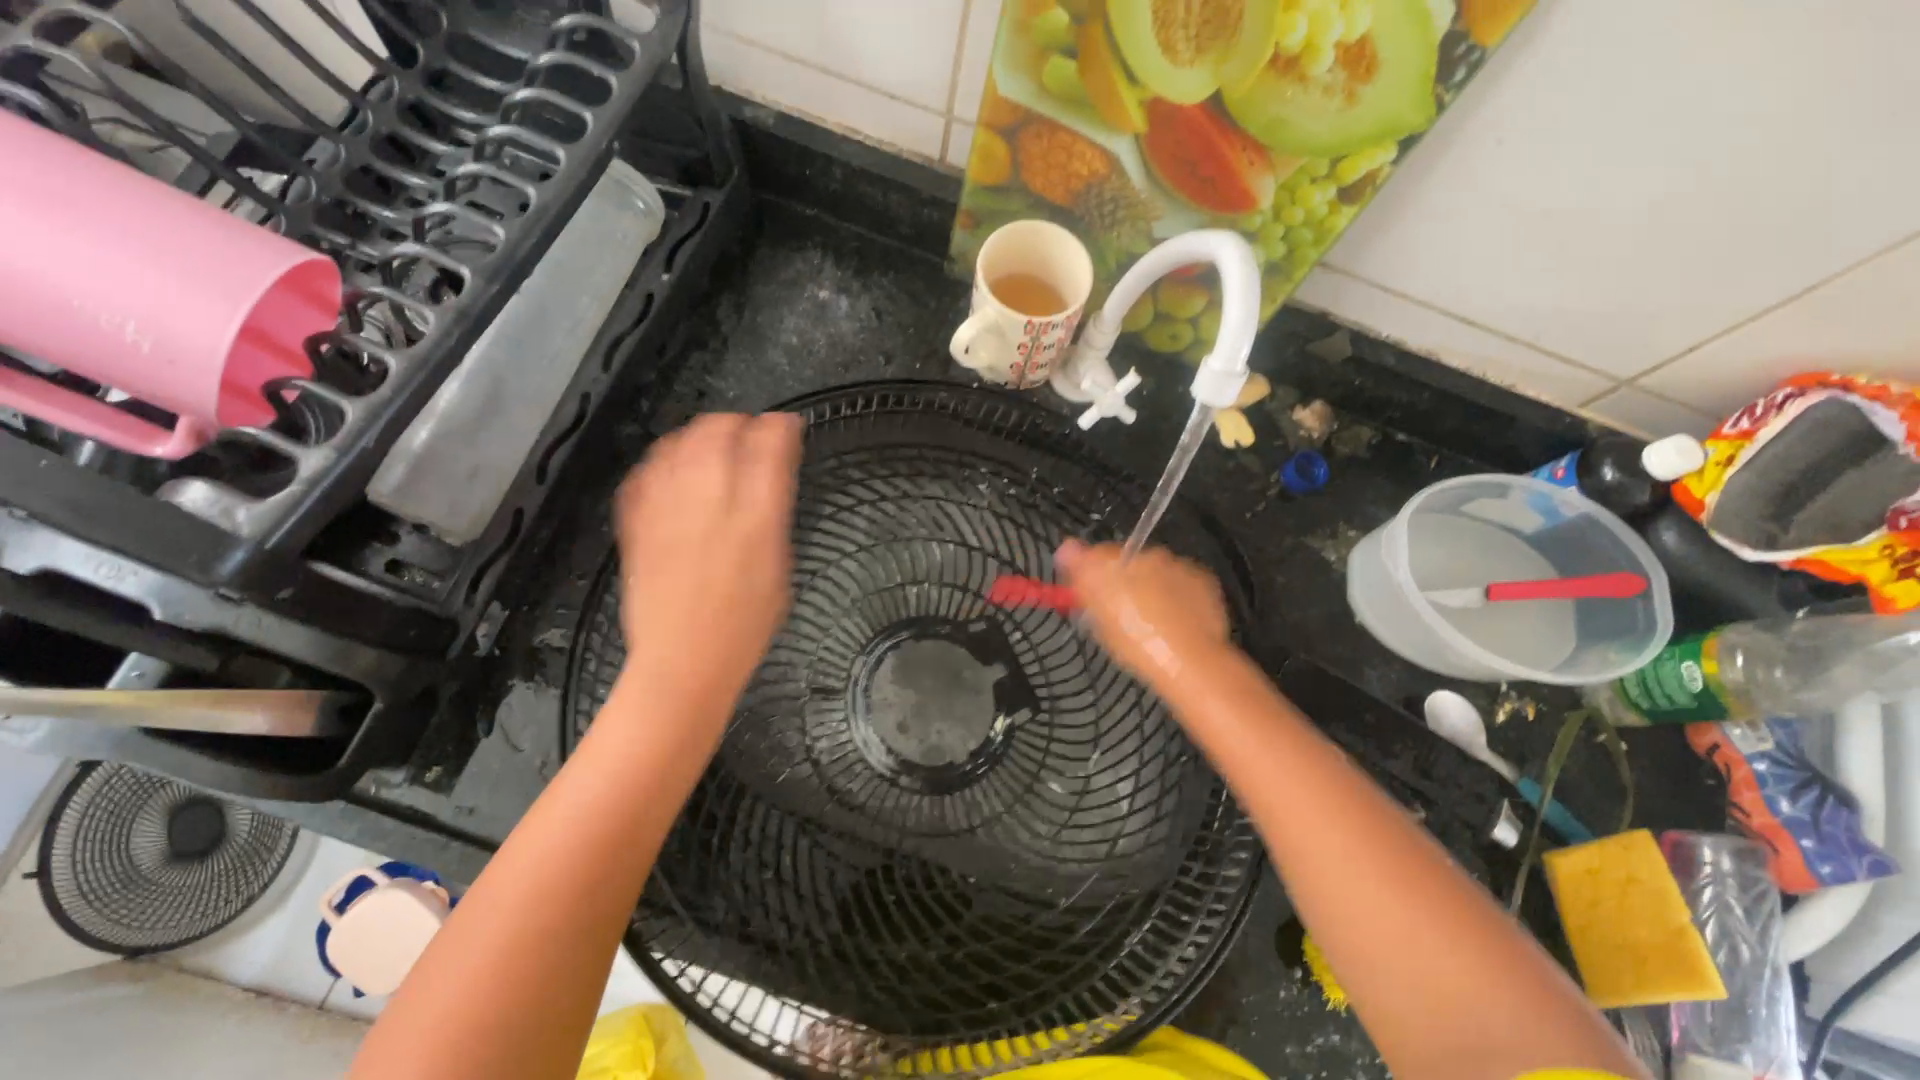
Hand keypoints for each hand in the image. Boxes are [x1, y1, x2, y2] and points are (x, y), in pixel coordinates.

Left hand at [614, 413, 801, 712]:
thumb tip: (772, 480)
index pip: (770, 444)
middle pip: (719, 431)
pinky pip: (644, 473)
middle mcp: (710, 505)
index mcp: (756, 518)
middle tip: (748, 431)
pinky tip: (672, 470)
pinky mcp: (637, 524)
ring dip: (698, 435)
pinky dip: (661, 461)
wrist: (683, 662)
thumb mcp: (780, 569)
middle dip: (737, 422)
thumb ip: (773, 516)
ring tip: (710, 444)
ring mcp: (668, 511)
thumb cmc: (743, 627)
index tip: (787, 427)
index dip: (781, 426)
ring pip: (678, 443)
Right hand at [1056, 539, 1233, 692]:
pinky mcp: (1201, 575)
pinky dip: (1177, 592)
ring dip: (1151, 585)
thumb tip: (1066, 550)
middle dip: (1123, 580)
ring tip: (1153, 620)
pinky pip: (1181, 579)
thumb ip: (1082, 582)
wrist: (1188, 659)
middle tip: (1123, 612)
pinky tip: (1176, 618)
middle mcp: (1143, 555)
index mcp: (1114, 565)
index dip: (1091, 575)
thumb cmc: (1135, 645)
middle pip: (1126, 561)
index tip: (1091, 596)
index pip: (1093, 555)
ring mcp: (1175, 563)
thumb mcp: (1099, 623)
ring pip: (1156, 569)